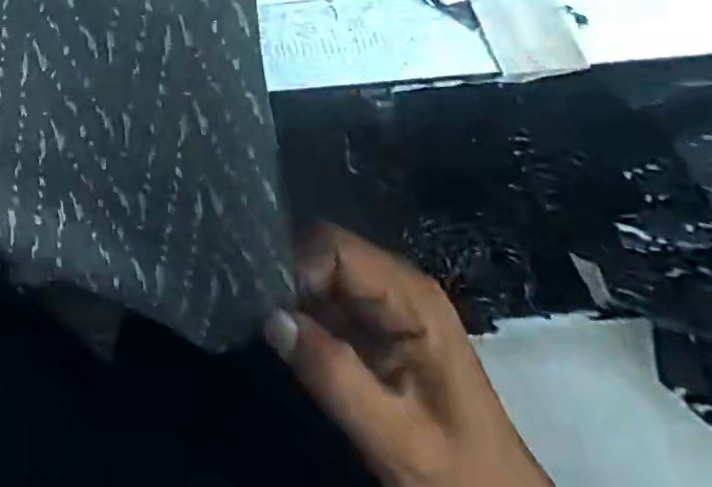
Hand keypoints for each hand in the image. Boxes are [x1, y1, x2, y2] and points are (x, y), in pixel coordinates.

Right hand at [265, 224, 552, 486]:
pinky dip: (305, 318)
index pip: (336, 246)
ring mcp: (390, 307)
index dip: (297, 265)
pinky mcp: (380, 330)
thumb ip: (334, 376)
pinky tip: (284, 340)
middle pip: (328, 255)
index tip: (264, 302)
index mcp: (411, 297)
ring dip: (294, 299)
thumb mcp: (394, 435)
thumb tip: (272, 319)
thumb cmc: (456, 468)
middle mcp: (399, 287)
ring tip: (263, 326)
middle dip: (290, 279)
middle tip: (255, 314)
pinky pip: (332, 306)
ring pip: (325, 278)